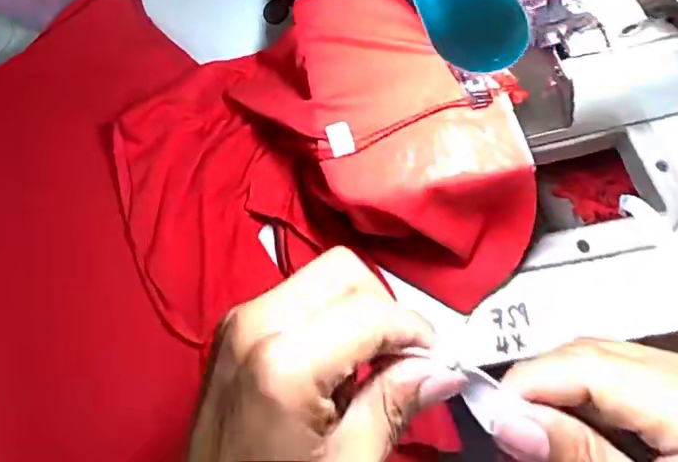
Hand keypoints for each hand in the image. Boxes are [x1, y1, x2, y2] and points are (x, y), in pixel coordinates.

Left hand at [186, 246, 468, 461]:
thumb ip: (394, 405)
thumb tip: (443, 368)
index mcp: (280, 362)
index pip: (371, 311)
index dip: (414, 331)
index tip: (437, 358)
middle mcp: (255, 323)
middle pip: (344, 272)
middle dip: (382, 309)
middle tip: (402, 360)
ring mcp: (239, 321)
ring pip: (322, 276)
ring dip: (357, 309)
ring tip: (367, 368)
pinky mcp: (234, 329)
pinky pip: (298, 294)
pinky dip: (329, 316)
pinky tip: (335, 366)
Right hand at [491, 339, 677, 461]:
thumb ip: (582, 456)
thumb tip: (516, 418)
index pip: (589, 362)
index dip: (531, 381)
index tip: (492, 407)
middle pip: (597, 351)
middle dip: (544, 381)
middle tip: (504, 421)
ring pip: (611, 359)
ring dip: (568, 388)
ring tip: (534, 425)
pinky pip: (636, 377)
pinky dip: (600, 398)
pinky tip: (580, 425)